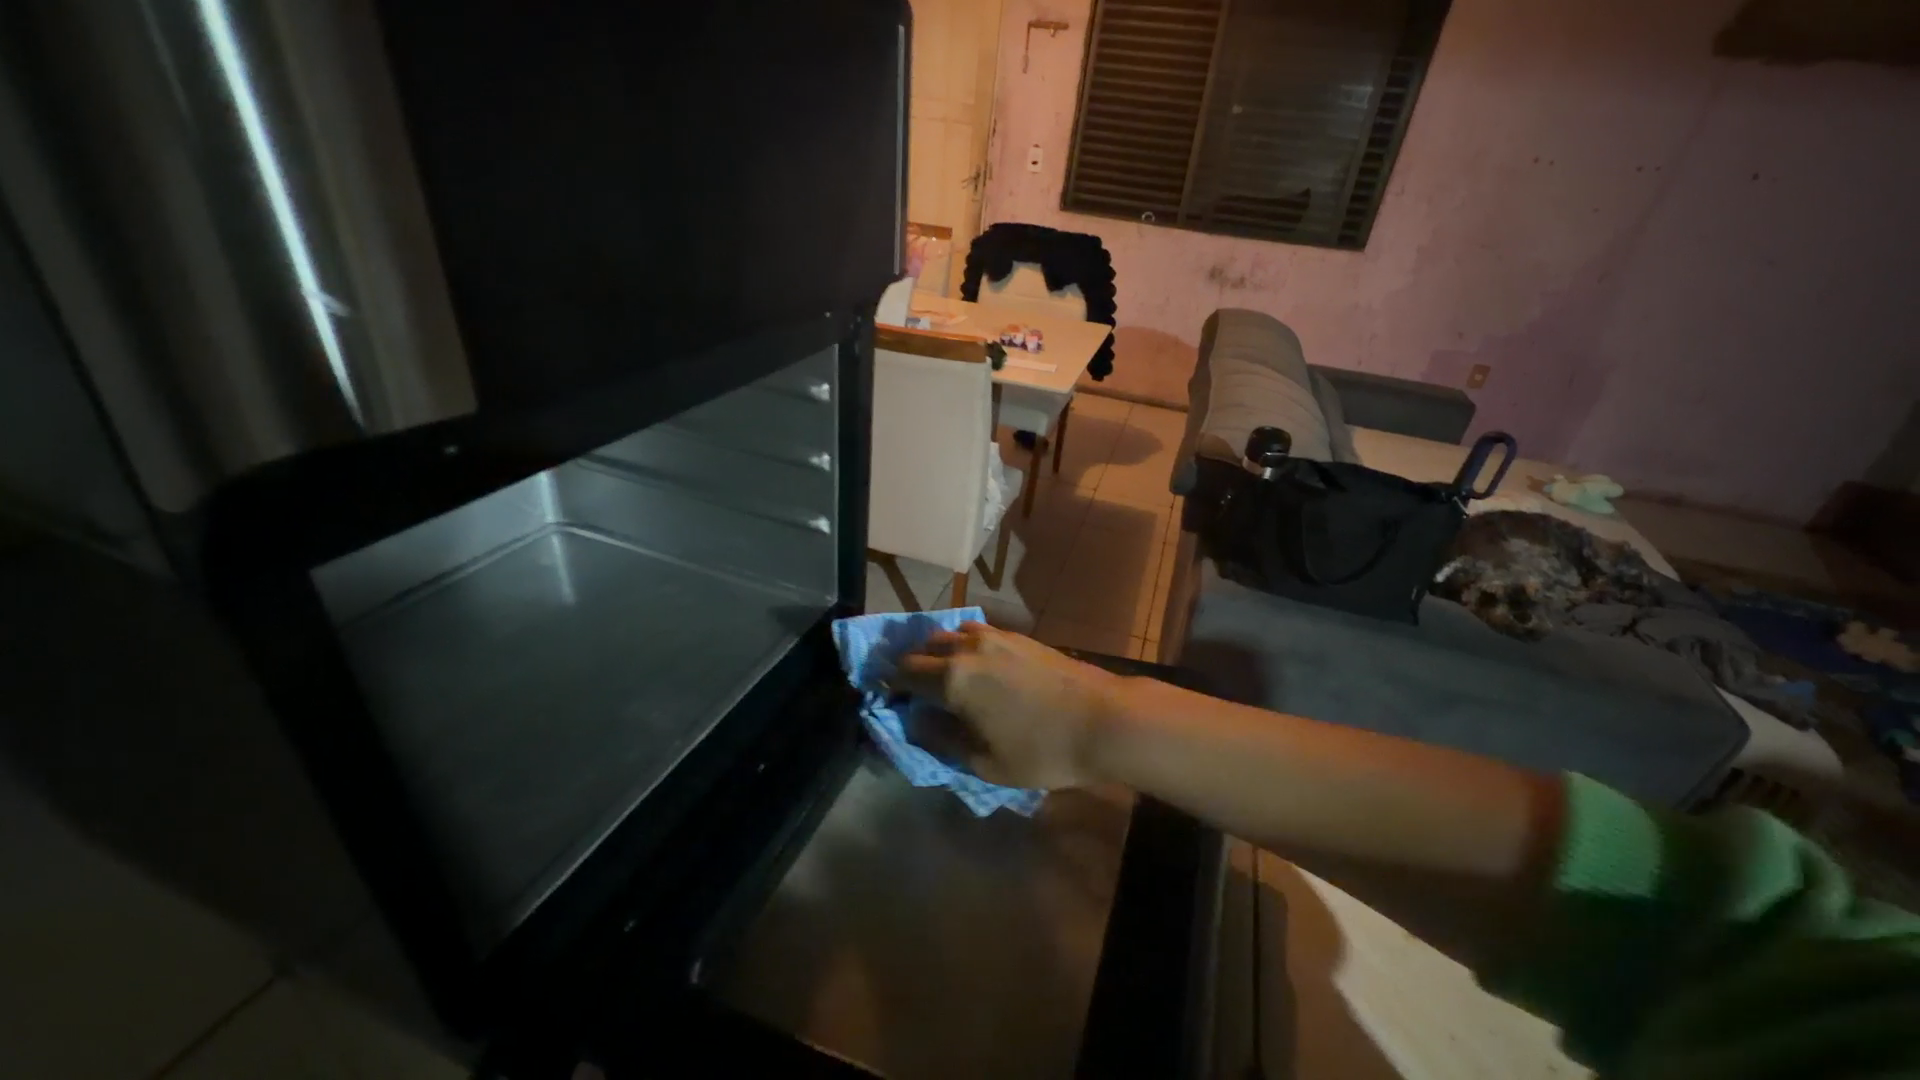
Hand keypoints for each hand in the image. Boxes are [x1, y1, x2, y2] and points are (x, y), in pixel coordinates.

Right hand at [891, 622, 1119, 788]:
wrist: (1105, 720)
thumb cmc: (1044, 751)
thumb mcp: (985, 763)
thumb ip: (941, 740)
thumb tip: (917, 721)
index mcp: (953, 679)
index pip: (904, 673)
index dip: (890, 686)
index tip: (887, 701)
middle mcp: (968, 648)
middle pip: (923, 647)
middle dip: (909, 665)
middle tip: (909, 690)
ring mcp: (996, 636)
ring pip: (950, 633)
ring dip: (936, 650)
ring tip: (940, 674)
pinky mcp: (1020, 636)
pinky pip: (976, 631)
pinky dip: (963, 644)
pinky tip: (975, 665)